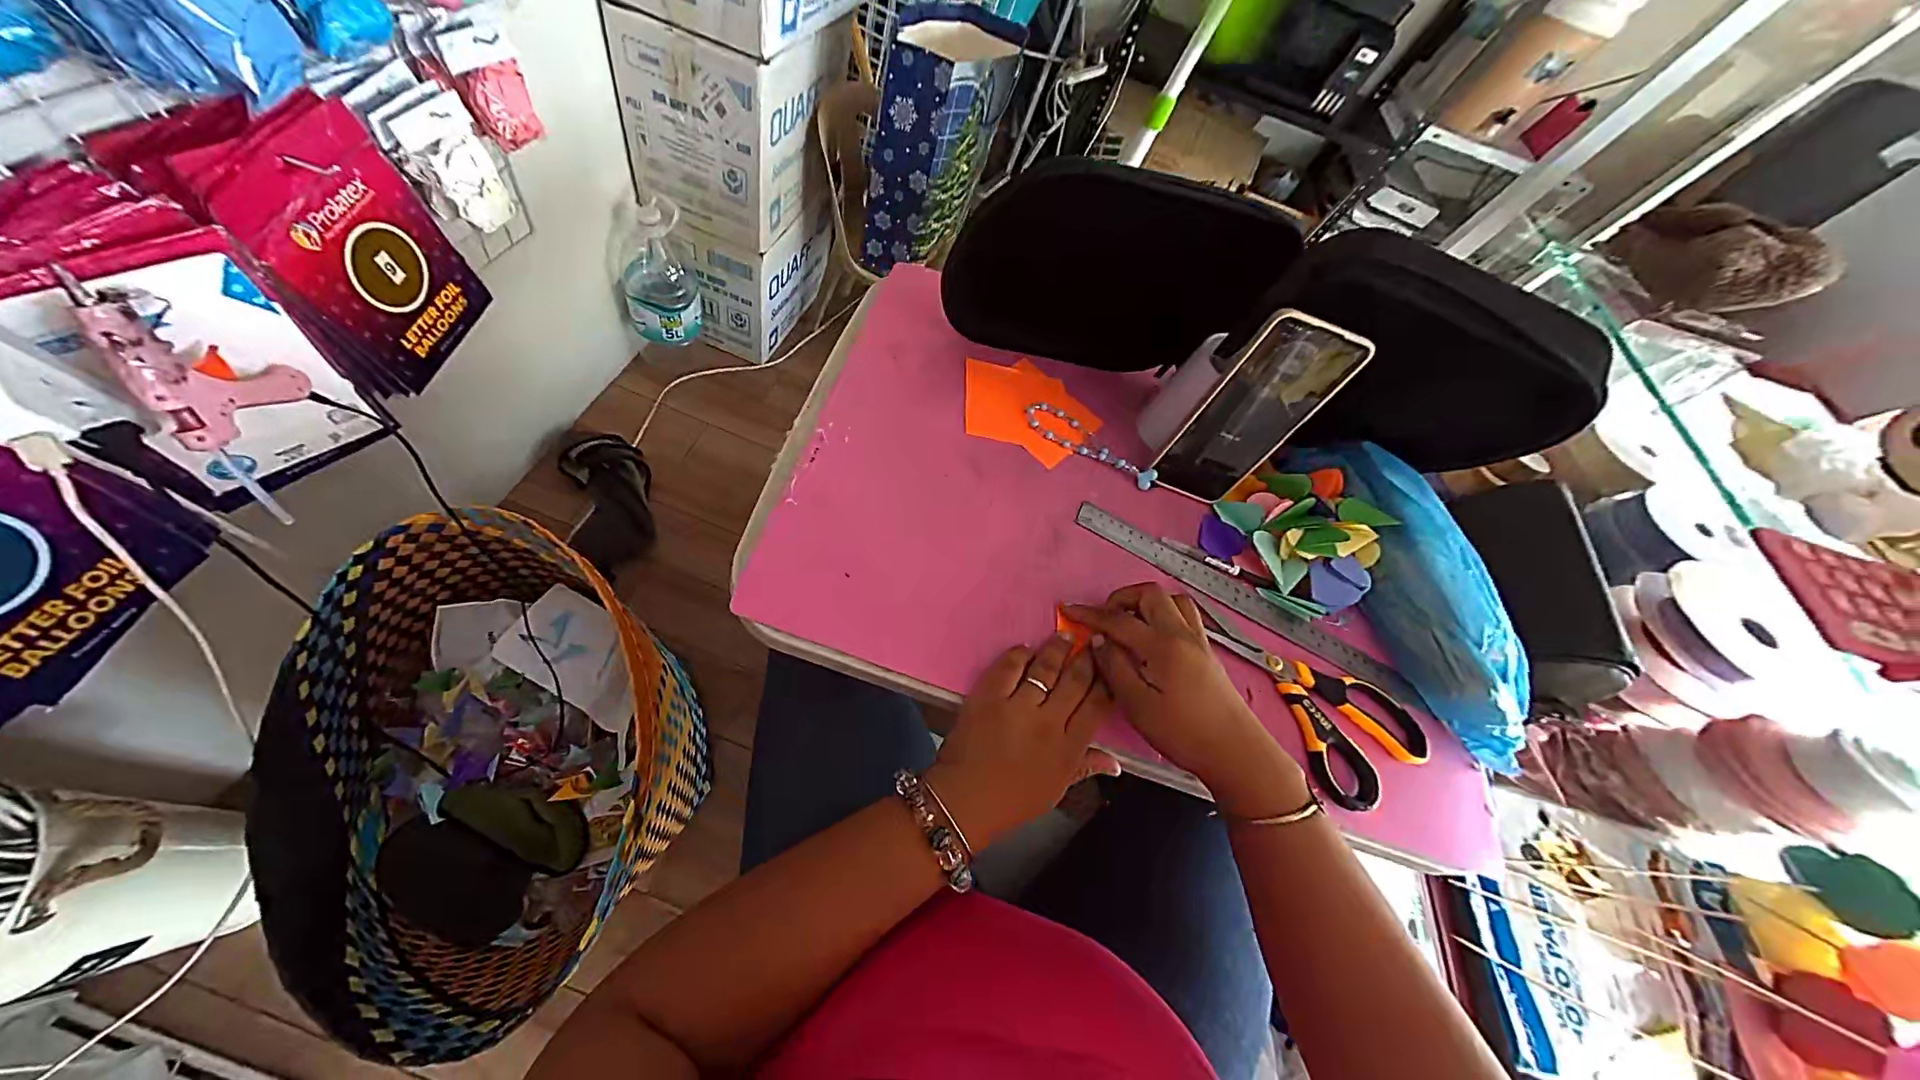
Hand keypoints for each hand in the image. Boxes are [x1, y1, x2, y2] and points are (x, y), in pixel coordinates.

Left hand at [926, 634, 1119, 850]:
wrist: (966, 801)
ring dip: (1057, 649)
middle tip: (1091, 642)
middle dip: (1086, 658)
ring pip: (1045, 668)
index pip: (1097, 705)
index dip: (1105, 680)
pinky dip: (1019, 654)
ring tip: (1064, 636)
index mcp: (1069, 748)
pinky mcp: (989, 697)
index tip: (1108, 664)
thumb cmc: (1013, 800)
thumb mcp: (1056, 789)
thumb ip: (1085, 767)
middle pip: (1075, 681)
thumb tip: (1116, 764)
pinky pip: (1009, 666)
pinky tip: (1025, 649)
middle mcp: (1048, 723)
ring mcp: (1018, 707)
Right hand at [1064, 584, 1309, 817]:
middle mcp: (1182, 635)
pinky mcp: (1207, 652)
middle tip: (1104, 619)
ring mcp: (1198, 641)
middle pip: (1150, 594)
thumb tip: (1098, 641)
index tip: (1071, 611)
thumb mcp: (1137, 705)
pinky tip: (1153, 637)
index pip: (1118, 619)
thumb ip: (1114, 667)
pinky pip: (1184, 616)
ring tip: (1129, 623)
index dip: (1090, 614)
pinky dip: (1163, 614)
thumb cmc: (1184, 733)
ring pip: (1172, 600)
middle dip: (1121, 599)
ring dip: (1146, 603)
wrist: (1235, 751)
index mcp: (1162, 646)